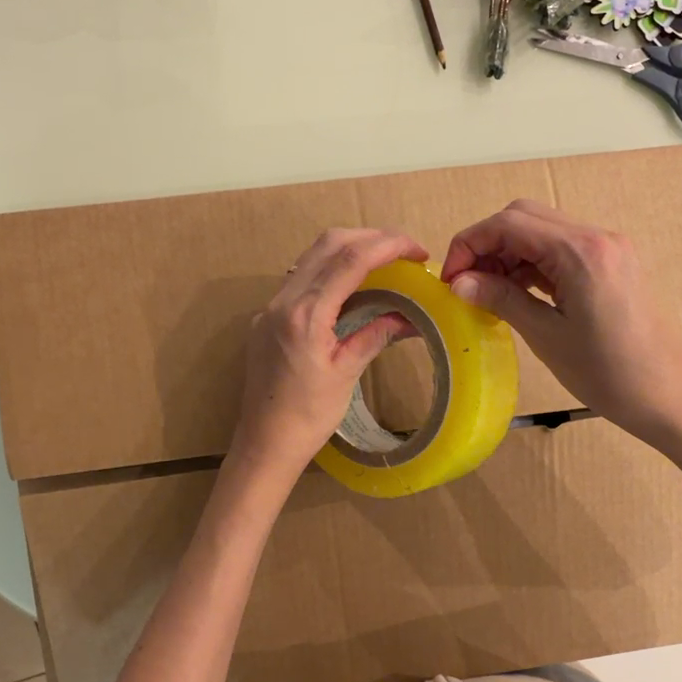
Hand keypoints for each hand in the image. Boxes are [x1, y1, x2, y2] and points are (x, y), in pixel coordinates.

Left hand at [230, 228, 426, 475]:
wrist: (264, 443)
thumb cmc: (307, 417)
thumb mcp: (346, 373)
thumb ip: (374, 335)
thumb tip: (407, 316)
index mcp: (305, 315)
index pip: (351, 260)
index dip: (388, 246)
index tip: (418, 251)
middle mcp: (283, 302)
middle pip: (328, 244)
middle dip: (369, 238)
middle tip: (404, 251)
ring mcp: (270, 308)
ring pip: (311, 258)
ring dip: (348, 250)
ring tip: (384, 263)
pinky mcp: (266, 319)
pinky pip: (300, 280)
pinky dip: (330, 271)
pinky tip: (352, 287)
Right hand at [442, 199, 681, 444]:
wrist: (667, 396)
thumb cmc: (606, 374)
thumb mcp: (546, 336)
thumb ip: (501, 299)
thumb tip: (458, 282)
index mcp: (580, 252)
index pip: (509, 223)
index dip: (469, 244)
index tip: (450, 280)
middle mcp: (596, 237)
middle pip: (524, 216)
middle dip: (486, 244)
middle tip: (465, 284)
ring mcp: (608, 248)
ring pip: (542, 230)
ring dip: (507, 253)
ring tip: (487, 293)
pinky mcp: (612, 264)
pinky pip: (560, 248)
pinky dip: (531, 262)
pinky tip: (516, 293)